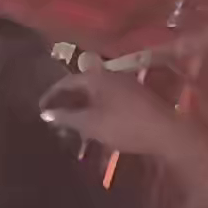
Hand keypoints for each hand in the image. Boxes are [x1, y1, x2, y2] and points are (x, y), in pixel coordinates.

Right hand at [39, 71, 207, 166]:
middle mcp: (110, 74)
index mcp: (96, 76)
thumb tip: (46, 114)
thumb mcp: (90, 123)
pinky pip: (107, 98)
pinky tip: (93, 123)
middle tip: (54, 117)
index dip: (51, 96)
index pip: (66, 82)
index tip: (40, 109)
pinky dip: (95, 109)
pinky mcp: (135, 96)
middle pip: (81, 85)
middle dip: (66, 101)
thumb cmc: (125, 126)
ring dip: (81, 107)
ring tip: (70, 123)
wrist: (167, 133)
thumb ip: (66, 117)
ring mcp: (125, 84)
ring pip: (95, 93)